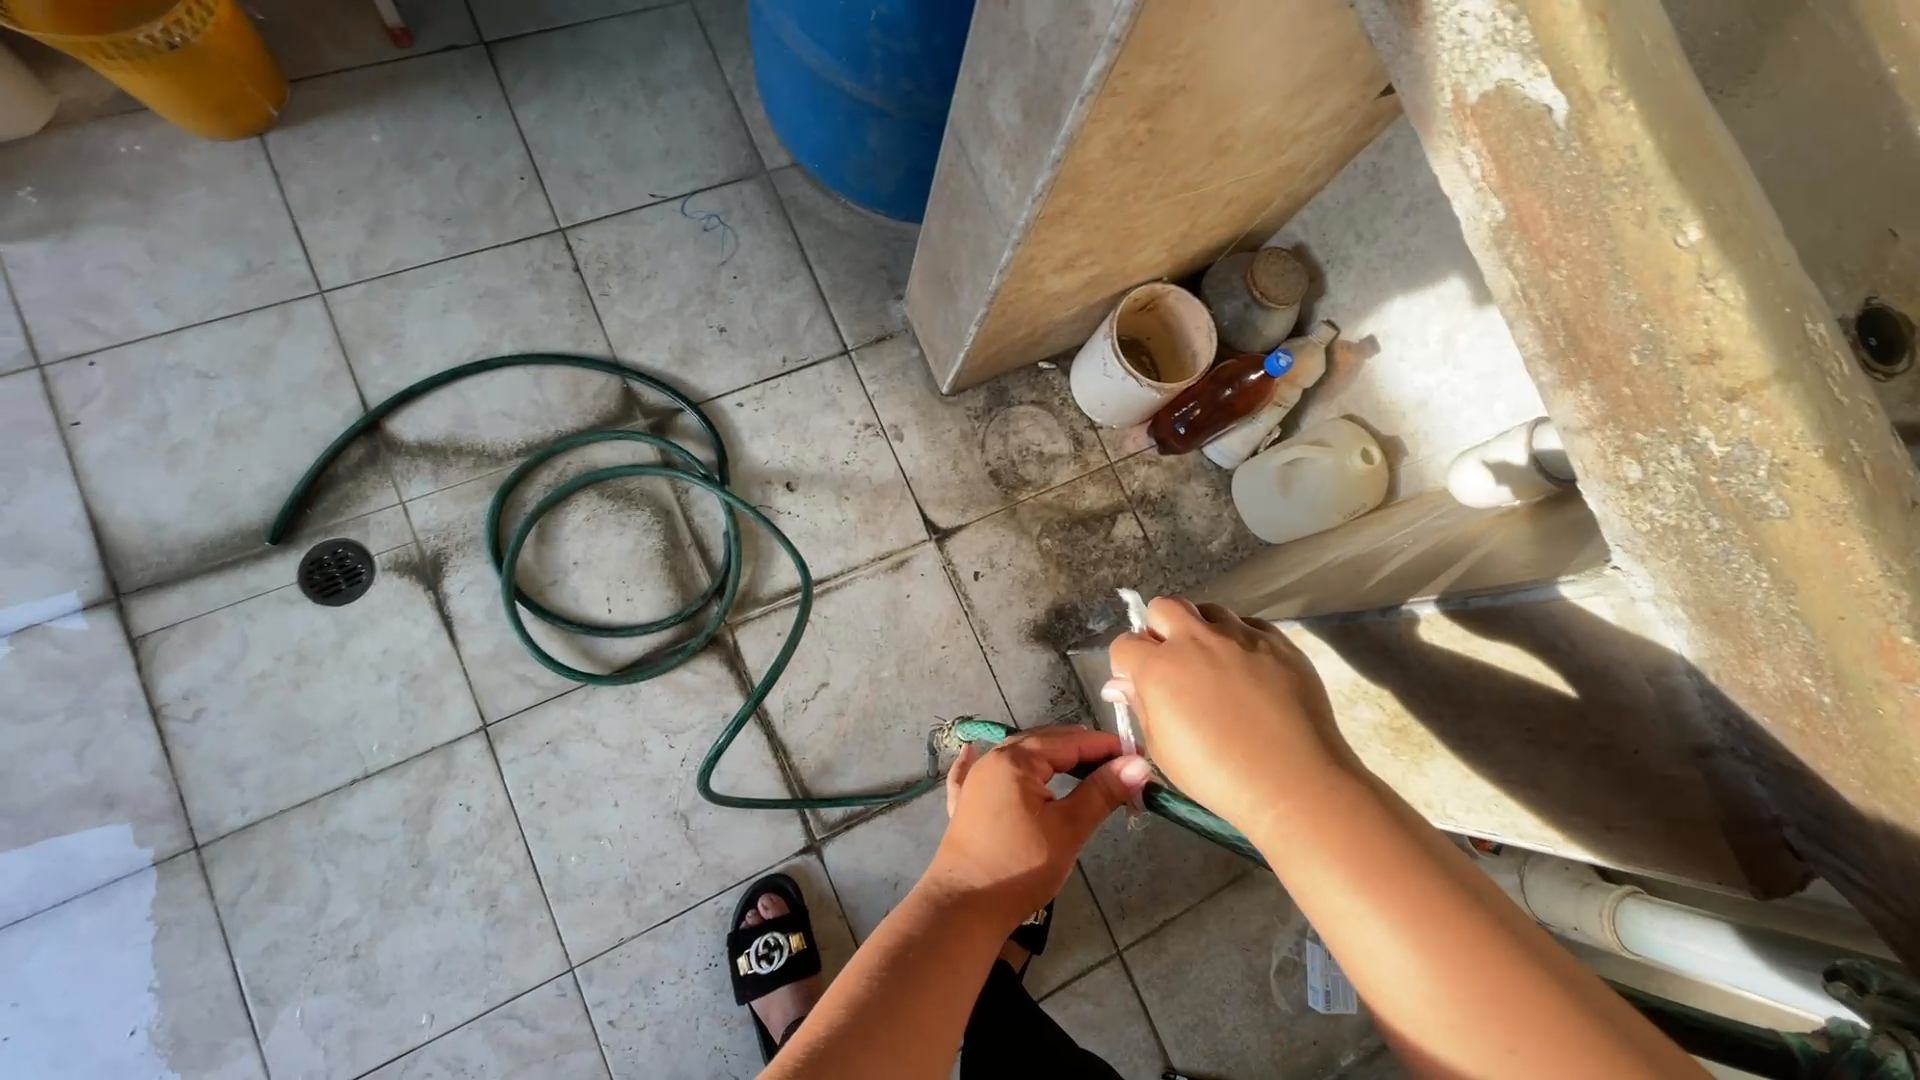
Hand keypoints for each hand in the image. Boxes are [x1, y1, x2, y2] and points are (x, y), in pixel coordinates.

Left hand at [923, 726, 1150, 930]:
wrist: (964, 907)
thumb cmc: (1021, 865)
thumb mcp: (1069, 828)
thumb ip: (1102, 792)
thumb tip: (1139, 765)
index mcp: (1017, 759)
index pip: (1071, 741)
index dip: (1106, 747)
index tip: (1139, 757)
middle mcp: (992, 759)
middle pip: (1044, 742)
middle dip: (1082, 750)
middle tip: (1119, 766)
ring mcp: (973, 781)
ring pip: (1017, 755)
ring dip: (1049, 756)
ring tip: (1081, 763)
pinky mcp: (964, 804)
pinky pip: (974, 772)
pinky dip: (985, 762)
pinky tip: (973, 750)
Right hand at [1107, 597, 1360, 833]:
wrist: (1294, 781)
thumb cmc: (1218, 775)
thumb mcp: (1163, 749)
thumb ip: (1141, 706)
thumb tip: (1121, 685)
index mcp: (1160, 668)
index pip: (1124, 644)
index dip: (1126, 664)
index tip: (1137, 683)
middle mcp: (1197, 640)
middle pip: (1164, 607)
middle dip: (1159, 629)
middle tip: (1172, 662)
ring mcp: (1241, 636)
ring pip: (1209, 610)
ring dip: (1202, 630)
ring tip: (1213, 664)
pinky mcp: (1278, 642)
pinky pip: (1250, 625)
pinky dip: (1240, 639)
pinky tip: (1248, 670)